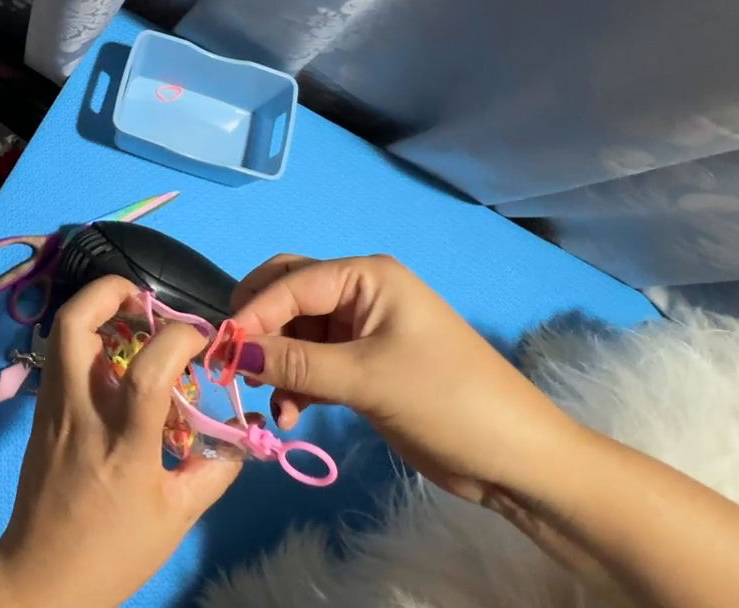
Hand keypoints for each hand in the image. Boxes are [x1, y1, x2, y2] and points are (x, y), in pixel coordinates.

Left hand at [0, 275, 240, 607]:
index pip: (150, 368)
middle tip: (146, 301)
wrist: (40, 580)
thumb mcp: (177, 517)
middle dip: (110, 292)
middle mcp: (81, 411)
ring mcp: (52, 407)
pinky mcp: (40, 412)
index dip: (180, 339)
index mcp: (123, 443)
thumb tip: (243, 429)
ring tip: (133, 321)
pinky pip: (60, 356)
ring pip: (60, 332)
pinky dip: (86, 340)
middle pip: (75, 323)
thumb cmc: (113, 552)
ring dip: (96, 311)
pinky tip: (115, 360)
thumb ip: (216, 467)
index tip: (201, 341)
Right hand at [228, 254, 584, 504]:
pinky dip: (296, 385)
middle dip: (260, 330)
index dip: (253, 312)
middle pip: (288, 298)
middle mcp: (359, 294)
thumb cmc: (447, 400)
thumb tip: (229, 348)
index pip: (292, 282)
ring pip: (295, 334)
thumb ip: (294, 362)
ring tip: (269, 400)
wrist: (518, 461)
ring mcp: (360, 331)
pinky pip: (311, 363)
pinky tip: (291, 414)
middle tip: (235, 365)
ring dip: (277, 364)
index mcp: (366, 277)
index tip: (220, 348)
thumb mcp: (366, 378)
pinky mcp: (362, 366)